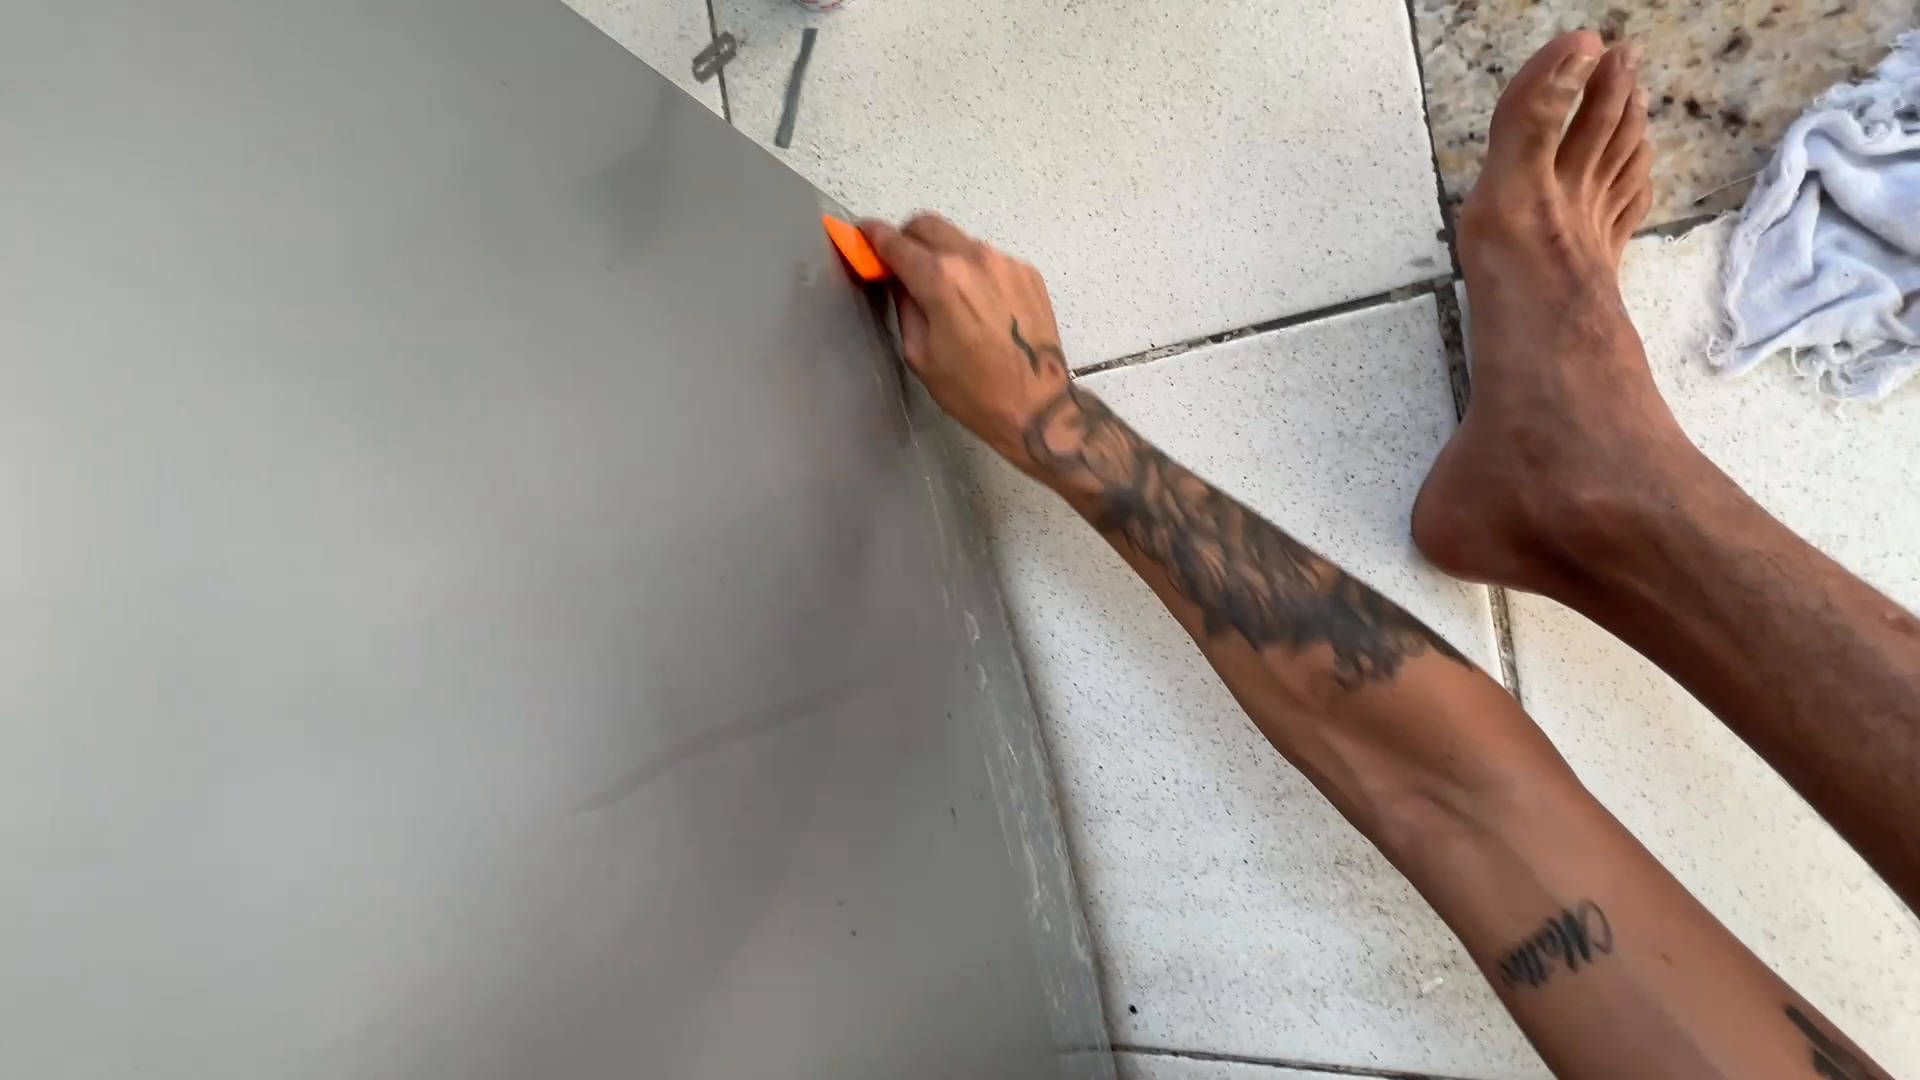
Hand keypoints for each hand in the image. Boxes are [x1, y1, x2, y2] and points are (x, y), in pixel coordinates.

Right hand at [860, 214, 1071, 473]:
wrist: (1036, 405)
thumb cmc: (972, 391)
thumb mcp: (920, 355)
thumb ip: (905, 306)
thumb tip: (899, 280)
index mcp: (940, 280)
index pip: (896, 242)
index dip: (873, 235)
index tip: (863, 233)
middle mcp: (974, 258)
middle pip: (928, 225)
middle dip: (908, 238)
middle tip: (902, 263)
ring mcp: (1005, 262)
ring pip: (961, 241)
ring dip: (945, 255)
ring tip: (948, 293)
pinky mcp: (1028, 272)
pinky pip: (990, 259)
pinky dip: (976, 272)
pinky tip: (981, 305)